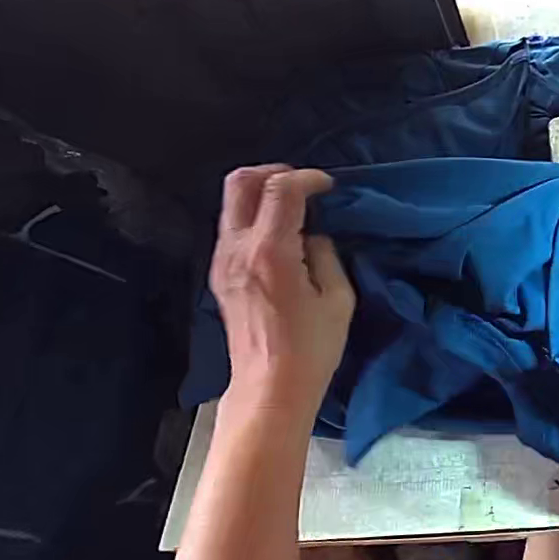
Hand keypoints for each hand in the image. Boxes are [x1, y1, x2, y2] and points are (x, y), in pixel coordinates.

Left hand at [211, 165, 354, 414]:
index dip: (308, 178)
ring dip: (262, 192)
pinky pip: (232, 226)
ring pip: (232, 202)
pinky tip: (280, 233)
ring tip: (294, 206)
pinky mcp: (220, 274)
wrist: (270, 387)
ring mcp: (222, 261)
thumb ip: (326, 256)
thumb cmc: (312, 349)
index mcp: (271, 252)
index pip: (281, 189)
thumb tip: (312, 239)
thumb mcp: (338, 300)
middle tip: (304, 184)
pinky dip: (255, 215)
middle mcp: (238, 249)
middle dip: (274, 172)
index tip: (329, 187)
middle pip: (241, 182)